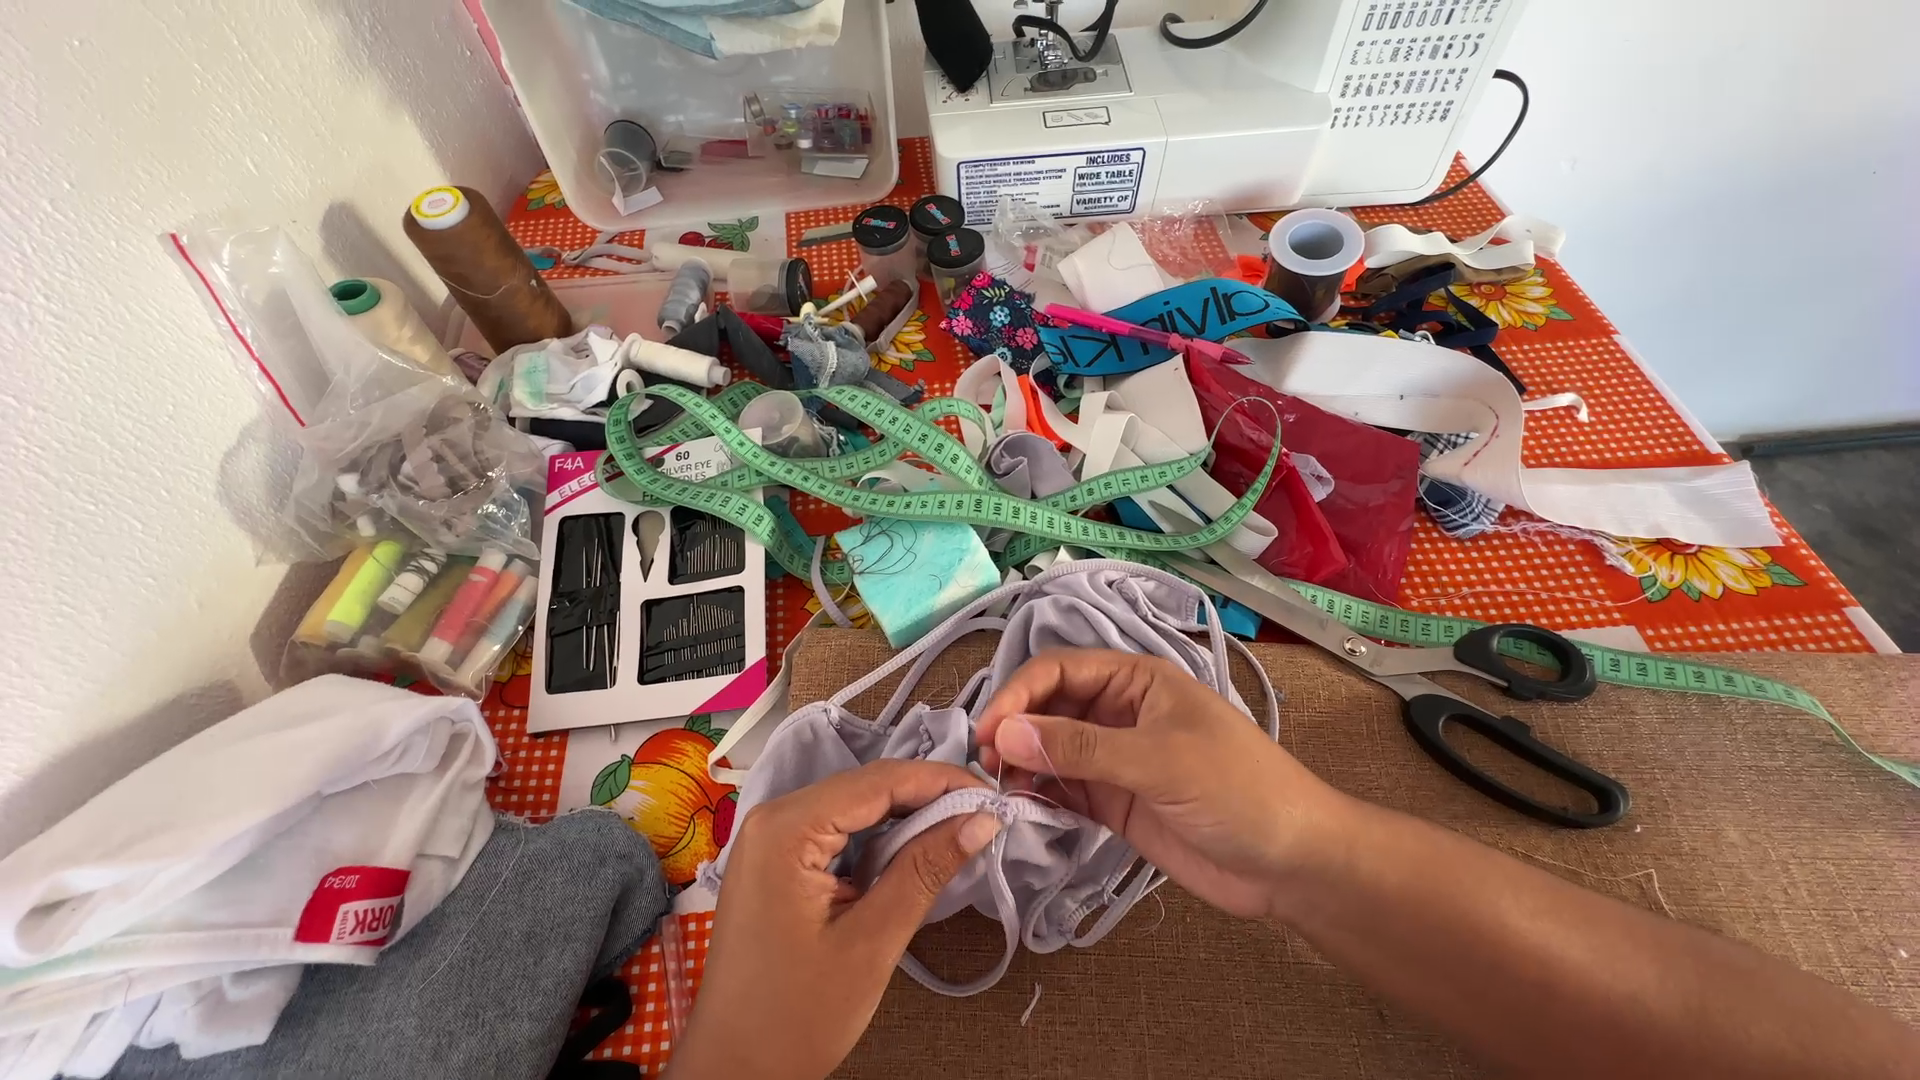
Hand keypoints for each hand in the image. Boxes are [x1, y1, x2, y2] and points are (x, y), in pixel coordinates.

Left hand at [669, 760, 1001, 1079]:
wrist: (733, 1073)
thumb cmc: (796, 1016)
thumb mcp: (871, 942)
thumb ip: (925, 870)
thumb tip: (981, 818)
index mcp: (786, 827)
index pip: (878, 781)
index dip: (940, 780)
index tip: (992, 793)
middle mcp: (774, 816)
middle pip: (865, 788)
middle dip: (927, 796)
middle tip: (983, 812)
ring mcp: (771, 837)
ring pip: (855, 806)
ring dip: (907, 815)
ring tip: (961, 826)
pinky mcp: (777, 858)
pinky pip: (838, 829)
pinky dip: (880, 836)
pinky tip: (914, 847)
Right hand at [976, 648, 1345, 919]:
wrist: (1292, 864)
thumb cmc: (1238, 790)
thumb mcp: (1160, 760)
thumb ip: (1081, 747)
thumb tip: (1004, 732)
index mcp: (1135, 681)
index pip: (1060, 670)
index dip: (1019, 693)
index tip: (987, 731)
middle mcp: (1118, 712)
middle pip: (1048, 707)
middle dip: (1014, 729)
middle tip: (986, 766)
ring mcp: (1114, 758)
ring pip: (1049, 749)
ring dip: (1020, 763)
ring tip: (998, 790)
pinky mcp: (1113, 801)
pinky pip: (1062, 788)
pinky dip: (1038, 794)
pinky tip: (1021, 807)